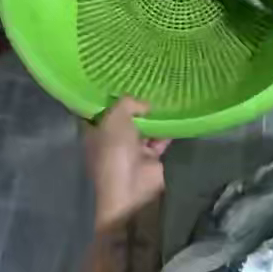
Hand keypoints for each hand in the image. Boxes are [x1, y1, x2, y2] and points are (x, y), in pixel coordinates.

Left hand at [84, 97, 169, 232]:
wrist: (128, 189)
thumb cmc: (114, 150)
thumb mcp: (116, 117)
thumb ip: (129, 103)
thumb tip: (145, 104)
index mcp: (96, 131)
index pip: (102, 110)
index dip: (112, 98)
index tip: (125, 82)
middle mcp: (112, 140)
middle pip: (126, 118)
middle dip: (138, 106)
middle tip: (154, 86)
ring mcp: (132, 151)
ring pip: (145, 128)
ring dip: (155, 118)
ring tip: (168, 97)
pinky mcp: (151, 160)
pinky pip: (161, 140)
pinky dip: (168, 131)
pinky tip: (176, 115)